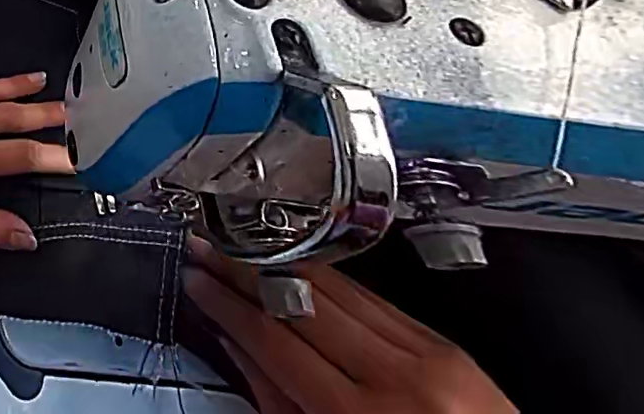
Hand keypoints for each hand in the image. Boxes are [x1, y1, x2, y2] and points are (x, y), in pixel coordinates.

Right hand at [184, 239, 515, 413]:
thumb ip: (283, 408)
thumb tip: (239, 347)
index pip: (275, 340)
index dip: (228, 304)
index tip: (199, 281)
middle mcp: (396, 376)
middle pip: (300, 300)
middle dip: (244, 268)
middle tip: (207, 245)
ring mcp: (426, 353)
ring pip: (335, 287)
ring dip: (279, 262)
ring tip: (240, 247)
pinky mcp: (444, 342)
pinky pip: (372, 297)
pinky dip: (328, 280)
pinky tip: (299, 266)